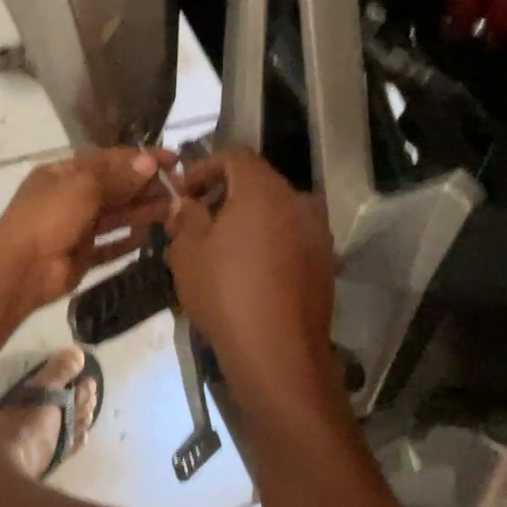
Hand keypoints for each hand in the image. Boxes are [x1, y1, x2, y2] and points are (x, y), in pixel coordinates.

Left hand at [0, 147, 175, 312]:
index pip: (107, 160)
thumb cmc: (48, 218)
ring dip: (145, 212)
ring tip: (177, 210)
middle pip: (114, 188)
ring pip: (116, 216)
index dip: (140, 159)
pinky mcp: (81, 256)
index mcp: (61, 174)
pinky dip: (130, 241)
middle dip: (146, 187)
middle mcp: (68, 198)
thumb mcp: (82, 187)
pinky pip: (110, 246)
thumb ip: (117, 177)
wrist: (20, 269)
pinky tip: (154, 237)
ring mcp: (74, 229)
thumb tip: (149, 162)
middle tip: (182, 189)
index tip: (174, 160)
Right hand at [163, 147, 338, 404]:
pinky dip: (265, 242)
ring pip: (275, 212)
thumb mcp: (187, 251)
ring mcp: (317, 233)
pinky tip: (244, 272)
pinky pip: (288, 238)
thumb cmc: (224, 291)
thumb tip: (186, 203)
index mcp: (263, 190)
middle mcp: (298, 202)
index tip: (182, 193)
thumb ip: (185, 217)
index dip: (203, 167)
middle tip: (194, 222)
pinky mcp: (324, 262)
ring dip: (246, 221)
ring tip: (217, 250)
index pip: (234, 156)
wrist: (277, 350)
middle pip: (257, 183)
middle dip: (223, 196)